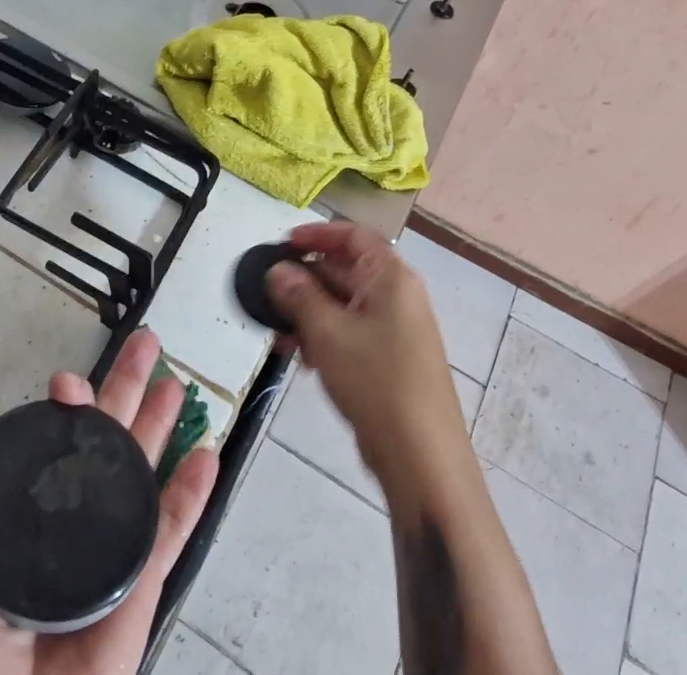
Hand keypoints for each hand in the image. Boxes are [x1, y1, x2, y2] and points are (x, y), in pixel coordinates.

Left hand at [0, 329, 219, 674]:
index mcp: (17, 513)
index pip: (47, 443)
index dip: (61, 406)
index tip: (68, 383)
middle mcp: (66, 519)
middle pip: (104, 439)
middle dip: (126, 388)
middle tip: (146, 345)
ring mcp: (108, 547)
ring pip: (142, 470)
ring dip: (163, 426)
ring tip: (176, 384)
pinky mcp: (140, 582)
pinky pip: (172, 528)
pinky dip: (194, 491)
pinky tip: (207, 454)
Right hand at [267, 220, 465, 492]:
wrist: (420, 453)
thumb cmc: (375, 381)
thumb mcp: (328, 333)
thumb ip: (299, 296)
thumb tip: (278, 271)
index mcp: (391, 278)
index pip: (354, 236)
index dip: (317, 234)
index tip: (281, 245)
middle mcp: (397, 297)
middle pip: (346, 270)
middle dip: (305, 280)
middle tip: (266, 293)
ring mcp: (395, 329)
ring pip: (344, 305)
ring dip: (309, 312)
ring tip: (277, 333)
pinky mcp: (389, 359)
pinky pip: (350, 333)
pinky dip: (323, 337)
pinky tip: (299, 357)